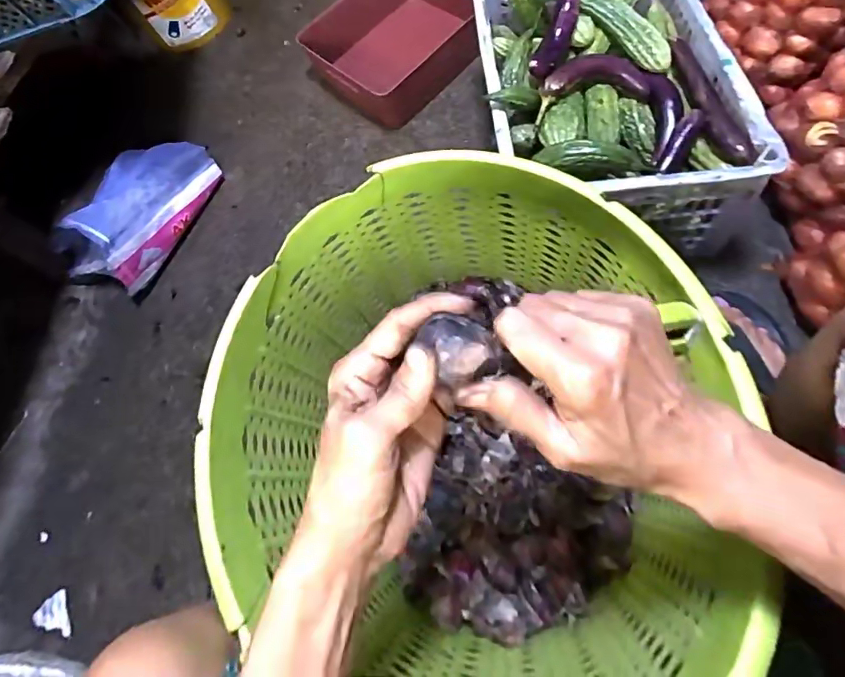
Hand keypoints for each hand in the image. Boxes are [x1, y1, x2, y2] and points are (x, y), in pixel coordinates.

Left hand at [291, 292, 470, 574]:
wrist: (356, 542)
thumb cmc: (348, 483)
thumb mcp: (369, 436)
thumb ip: (400, 395)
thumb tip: (428, 350)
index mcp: (358, 372)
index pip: (395, 329)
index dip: (426, 310)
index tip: (463, 302)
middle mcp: (383, 379)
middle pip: (419, 342)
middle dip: (448, 328)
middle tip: (489, 320)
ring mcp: (407, 402)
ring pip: (437, 367)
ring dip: (461, 355)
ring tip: (495, 342)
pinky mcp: (427, 425)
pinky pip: (448, 396)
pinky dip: (465, 385)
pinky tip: (487, 374)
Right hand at [457, 291, 751, 517]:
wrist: (694, 438)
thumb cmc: (624, 452)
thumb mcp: (563, 449)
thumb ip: (513, 409)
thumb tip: (466, 386)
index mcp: (581, 375)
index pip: (513, 323)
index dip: (507, 341)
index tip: (519, 363)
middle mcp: (602, 335)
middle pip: (531, 305)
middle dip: (528, 329)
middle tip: (546, 362)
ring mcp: (623, 314)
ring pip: (554, 297)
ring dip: (552, 320)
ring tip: (572, 353)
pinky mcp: (636, 303)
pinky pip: (581, 295)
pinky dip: (577, 314)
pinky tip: (593, 342)